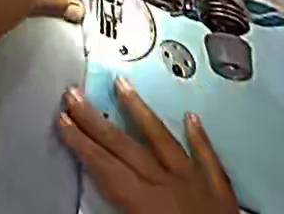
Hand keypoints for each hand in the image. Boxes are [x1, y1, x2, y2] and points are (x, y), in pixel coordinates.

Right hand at [57, 78, 239, 213]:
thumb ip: (118, 213)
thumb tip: (92, 199)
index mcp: (148, 206)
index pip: (106, 168)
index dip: (82, 144)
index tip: (62, 120)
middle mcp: (169, 186)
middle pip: (126, 147)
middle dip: (96, 120)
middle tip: (73, 94)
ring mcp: (197, 184)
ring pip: (162, 140)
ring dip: (139, 111)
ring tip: (121, 83)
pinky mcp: (221, 192)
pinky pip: (208, 158)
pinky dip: (199, 137)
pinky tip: (191, 117)